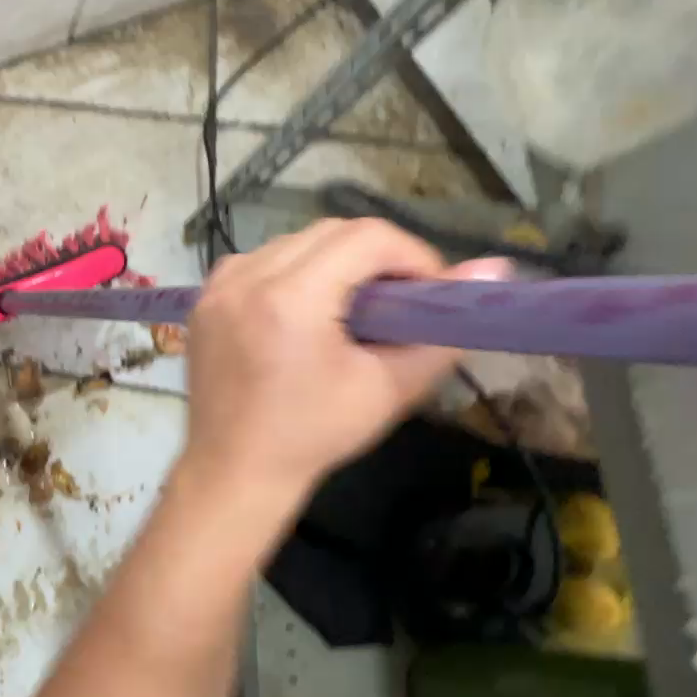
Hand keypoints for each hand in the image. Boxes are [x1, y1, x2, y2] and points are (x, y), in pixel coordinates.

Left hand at [178, 218, 509, 515]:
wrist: (235, 464)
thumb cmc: (314, 432)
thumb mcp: (390, 385)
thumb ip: (441, 326)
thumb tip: (496, 268)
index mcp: (288, 298)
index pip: (365, 238)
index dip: (412, 256)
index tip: (428, 294)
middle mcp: (244, 281)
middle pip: (325, 232)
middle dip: (373, 256)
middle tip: (397, 299)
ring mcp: (214, 290)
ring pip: (288, 243)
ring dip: (328, 261)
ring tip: (351, 306)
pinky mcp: (200, 303)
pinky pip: (251, 263)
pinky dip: (285, 271)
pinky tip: (302, 308)